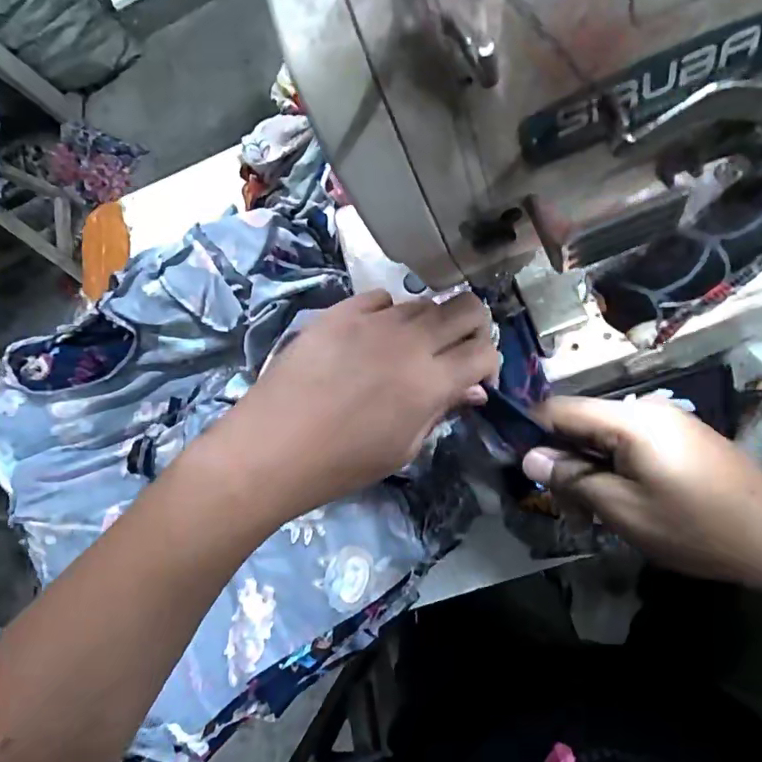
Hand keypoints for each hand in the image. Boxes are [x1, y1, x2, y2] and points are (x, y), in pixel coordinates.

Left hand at [199, 290, 498, 521]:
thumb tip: (472, 390)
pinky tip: (374, 338)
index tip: (475, 382)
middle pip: (467, 307)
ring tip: (408, 350)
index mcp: (432, 380)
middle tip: (456, 353)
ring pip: (425, 302)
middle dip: (473, 329)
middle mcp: (411, 341)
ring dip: (430, 324)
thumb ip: (442, 410)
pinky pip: (381, 299)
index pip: (485, 351)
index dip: (489, 365)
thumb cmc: (343, 462)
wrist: (272, 447)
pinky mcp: (340, 311)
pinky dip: (389, 315)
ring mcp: (373, 320)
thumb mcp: (404, 447)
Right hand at [523, 396, 761, 587]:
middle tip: (560, 504)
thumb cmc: (696, 527)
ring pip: (609, 435)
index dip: (531, 431)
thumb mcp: (625, 511)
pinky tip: (625, 501)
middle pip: (585, 420)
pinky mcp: (687, 439)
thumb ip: (573, 480)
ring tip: (592, 511)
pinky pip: (636, 444)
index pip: (560, 407)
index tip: (515, 464)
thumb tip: (530, 456)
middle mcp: (649, 409)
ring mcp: (672, 422)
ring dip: (591, 467)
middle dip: (563, 457)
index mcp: (630, 419)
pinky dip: (618, 467)